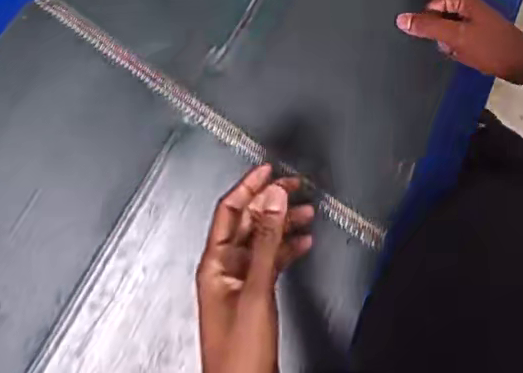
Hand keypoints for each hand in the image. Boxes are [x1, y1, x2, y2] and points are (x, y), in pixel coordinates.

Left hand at [197, 164, 315, 372]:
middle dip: (272, 201)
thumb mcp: (256, 288)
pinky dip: (287, 246)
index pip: (230, 211)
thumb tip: (273, 196)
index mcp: (215, 264)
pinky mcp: (254, 296)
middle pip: (248, 222)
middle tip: (295, 185)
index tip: (268, 168)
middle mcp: (225, 269)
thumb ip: (267, 239)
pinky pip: (271, 259)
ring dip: (284, 223)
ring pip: (263, 239)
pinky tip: (303, 242)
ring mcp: (239, 283)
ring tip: (307, 211)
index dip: (248, 186)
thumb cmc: (240, 354)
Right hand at [395, 0, 522, 85]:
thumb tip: (402, 19)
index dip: (429, 26)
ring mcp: (472, 16)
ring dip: (450, 44)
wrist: (522, 64)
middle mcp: (466, 2)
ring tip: (463, 51)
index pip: (428, 9)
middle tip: (453, 46)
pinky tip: (469, 55)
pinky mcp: (477, 30)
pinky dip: (458, 48)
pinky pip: (457, 38)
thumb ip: (428, 27)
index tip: (440, 38)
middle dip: (440, 36)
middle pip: (436, 19)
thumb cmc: (492, 48)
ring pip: (446, 31)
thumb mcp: (456, 38)